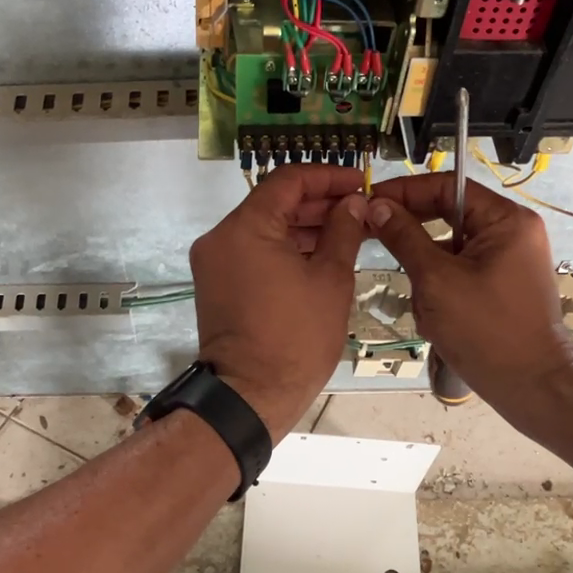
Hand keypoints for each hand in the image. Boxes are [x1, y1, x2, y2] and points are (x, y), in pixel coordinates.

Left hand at [190, 165, 368, 433]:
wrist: (250, 395)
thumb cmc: (296, 339)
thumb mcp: (330, 279)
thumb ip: (343, 232)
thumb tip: (352, 204)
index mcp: (245, 227)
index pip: (288, 180)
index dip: (328, 177)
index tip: (358, 183)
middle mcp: (220, 237)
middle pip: (272, 202)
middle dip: (317, 204)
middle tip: (358, 211)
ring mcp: (213, 261)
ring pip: (262, 228)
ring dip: (301, 227)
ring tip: (346, 234)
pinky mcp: (215, 284)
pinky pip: (251, 252)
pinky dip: (282, 249)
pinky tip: (317, 256)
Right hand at [364, 173, 572, 404]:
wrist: (531, 386)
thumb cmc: (485, 330)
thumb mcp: (436, 280)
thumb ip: (405, 238)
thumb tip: (378, 206)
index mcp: (506, 220)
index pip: (447, 186)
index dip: (405, 191)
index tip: (369, 203)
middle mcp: (513, 232)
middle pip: (449, 214)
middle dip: (412, 233)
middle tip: (374, 239)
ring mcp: (509, 260)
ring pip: (450, 246)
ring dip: (426, 267)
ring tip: (417, 297)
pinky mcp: (503, 285)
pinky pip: (461, 270)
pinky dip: (439, 286)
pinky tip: (432, 312)